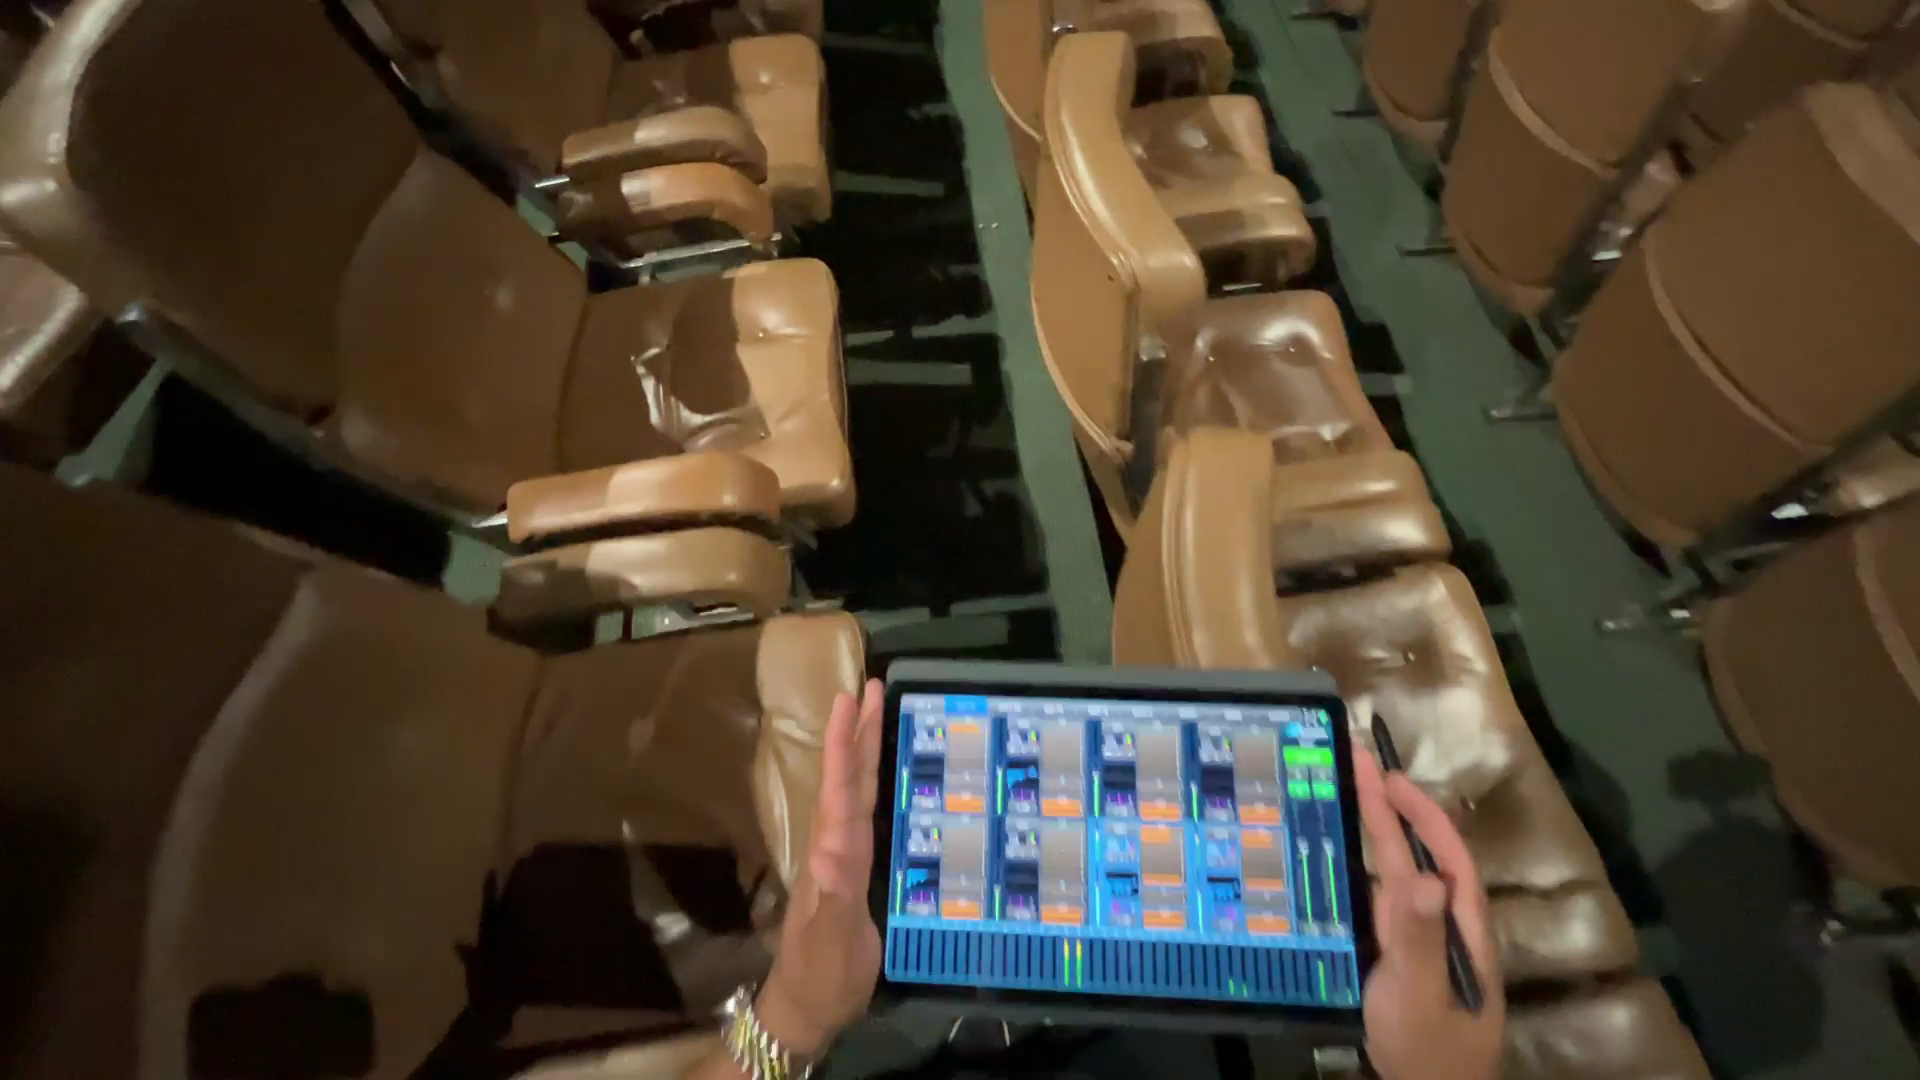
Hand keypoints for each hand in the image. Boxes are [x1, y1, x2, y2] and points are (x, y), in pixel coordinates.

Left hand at [755, 679, 885, 1060]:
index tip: (850, 698)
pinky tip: (883, 774)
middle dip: (857, 729)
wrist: (808, 1006)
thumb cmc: (824, 973)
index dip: (845, 741)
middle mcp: (837, 840)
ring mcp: (844, 852)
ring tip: (875, 711)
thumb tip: (835, 846)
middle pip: (848, 774)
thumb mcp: (833, 939)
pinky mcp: (855, 866)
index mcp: (835, 848)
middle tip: (870, 685)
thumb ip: (834, 895)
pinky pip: (867, 809)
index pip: (840, 784)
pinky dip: (874, 781)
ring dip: (863, 747)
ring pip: (855, 788)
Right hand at [1355, 749, 1504, 1079]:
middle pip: (1420, 853)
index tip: (1387, 775)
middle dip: (1394, 806)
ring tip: (1352, 789)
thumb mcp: (1418, 992)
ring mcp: (1421, 936)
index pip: (1443, 855)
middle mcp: (1443, 922)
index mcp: (1459, 926)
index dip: (1418, 812)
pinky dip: (1365, 858)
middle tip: (1360, 764)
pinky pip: (1382, 890)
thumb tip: (1422, 875)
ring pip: (1401, 869)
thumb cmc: (1426, 1046)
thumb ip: (1418, 937)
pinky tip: (1345, 848)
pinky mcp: (1397, 950)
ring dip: (1380, 826)